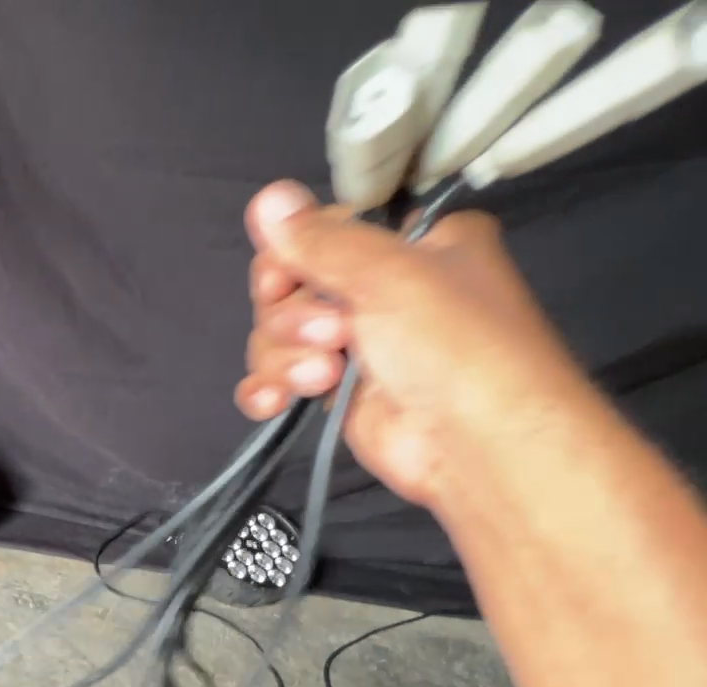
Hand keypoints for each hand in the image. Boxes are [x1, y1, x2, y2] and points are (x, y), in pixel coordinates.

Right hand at [236, 180, 586, 509]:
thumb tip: (264, 196)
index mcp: (409, 245)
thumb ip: (318, 240)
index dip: (291, 260)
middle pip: (286, 290)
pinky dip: (265, 388)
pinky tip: (274, 402)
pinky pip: (270, 378)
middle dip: (291, 319)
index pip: (318, 235)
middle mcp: (379, 289)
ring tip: (323, 378)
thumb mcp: (387, 276)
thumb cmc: (450, 346)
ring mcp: (353, 342)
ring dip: (285, 359)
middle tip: (331, 336)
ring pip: (273, 337)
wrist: (470, 442)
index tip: (288, 281)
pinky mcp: (331, 388)